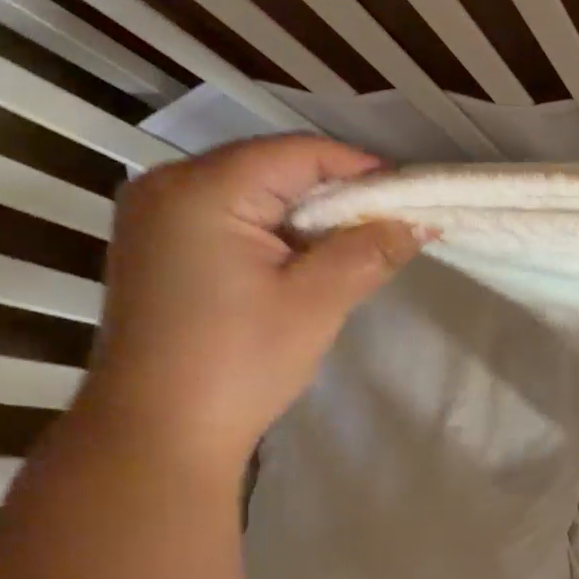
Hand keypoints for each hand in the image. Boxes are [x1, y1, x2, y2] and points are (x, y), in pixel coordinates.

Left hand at [84, 136, 425, 465]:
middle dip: (341, 192)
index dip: (363, 168)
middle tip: (397, 224)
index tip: (416, 197)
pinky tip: (314, 260)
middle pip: (274, 166)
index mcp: (202, 189)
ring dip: (314, 214)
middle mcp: (169, 185)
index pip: (297, 153)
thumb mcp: (318, 301)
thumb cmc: (241, 357)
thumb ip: (370, 251)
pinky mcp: (163, 245)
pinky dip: (283, 230)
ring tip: (364, 244)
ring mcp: (158, 215)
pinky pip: (235, 216)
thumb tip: (419, 222)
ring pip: (257, 192)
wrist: (162, 424)